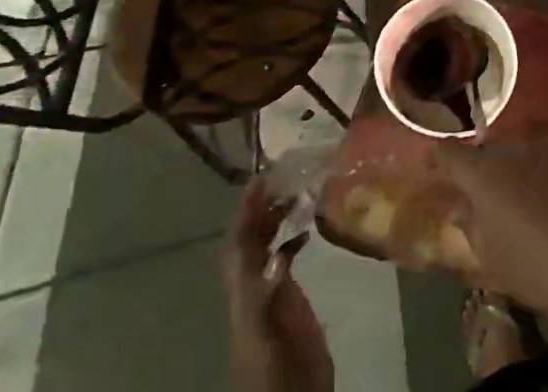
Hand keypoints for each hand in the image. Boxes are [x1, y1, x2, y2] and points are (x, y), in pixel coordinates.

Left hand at [224, 177, 334, 391]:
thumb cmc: (278, 374)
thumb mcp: (268, 338)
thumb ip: (268, 300)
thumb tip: (278, 256)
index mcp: (245, 294)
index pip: (239, 244)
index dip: (246, 212)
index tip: (261, 178)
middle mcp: (252, 288)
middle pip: (248, 241)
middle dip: (258, 208)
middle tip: (281, 175)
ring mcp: (270, 294)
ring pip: (264, 248)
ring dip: (273, 219)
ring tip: (295, 192)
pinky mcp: (288, 301)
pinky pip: (283, 260)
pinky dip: (291, 239)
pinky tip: (308, 229)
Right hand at [435, 140, 547, 315]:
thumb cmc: (539, 265)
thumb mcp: (493, 259)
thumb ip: (472, 226)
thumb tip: (460, 208)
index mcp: (484, 174)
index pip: (449, 152)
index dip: (439, 161)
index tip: (435, 172)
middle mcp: (515, 149)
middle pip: (489, 151)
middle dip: (483, 169)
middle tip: (485, 197)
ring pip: (523, 151)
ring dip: (517, 168)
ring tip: (524, 197)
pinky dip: (547, 171)